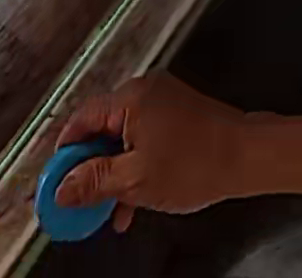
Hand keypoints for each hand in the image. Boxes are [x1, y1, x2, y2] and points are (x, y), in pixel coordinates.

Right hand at [52, 72, 250, 231]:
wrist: (245, 154)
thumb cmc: (195, 163)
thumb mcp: (135, 180)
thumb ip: (94, 182)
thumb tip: (62, 188)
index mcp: (131, 98)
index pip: (82, 119)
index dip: (65, 154)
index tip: (56, 183)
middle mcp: (145, 90)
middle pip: (101, 127)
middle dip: (90, 166)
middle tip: (81, 201)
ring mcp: (162, 98)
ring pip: (123, 136)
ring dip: (113, 171)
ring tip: (109, 211)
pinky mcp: (176, 110)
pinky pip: (143, 134)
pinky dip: (134, 162)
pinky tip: (133, 199)